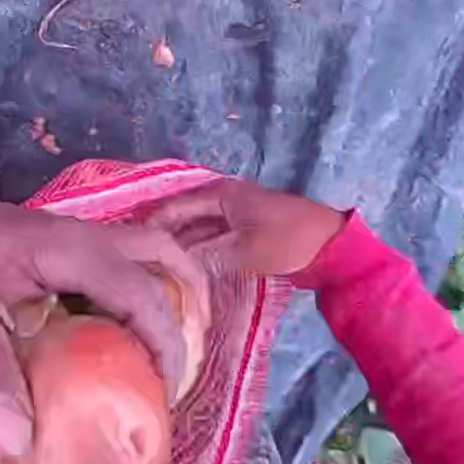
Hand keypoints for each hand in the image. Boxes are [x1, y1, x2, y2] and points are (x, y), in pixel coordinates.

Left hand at [0, 189, 207, 460]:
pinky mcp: (62, 255)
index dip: (165, 340)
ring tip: (164, 357)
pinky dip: (140, 299)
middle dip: (189, 307)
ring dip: (170, 298)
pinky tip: (118, 342)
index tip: (161, 395)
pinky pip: (121, 270)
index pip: (141, 287)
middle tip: (180, 369)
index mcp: (68, 249)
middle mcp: (84, 238)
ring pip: (148, 257)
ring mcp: (75, 243)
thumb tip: (21, 438)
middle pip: (163, 256)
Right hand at [143, 179, 347, 276]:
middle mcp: (223, 199)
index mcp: (221, 194)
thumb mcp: (245, 250)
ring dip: (181, 245)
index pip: (176, 207)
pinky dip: (199, 250)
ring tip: (156, 267)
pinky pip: (212, 237)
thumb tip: (174, 264)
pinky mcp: (244, 230)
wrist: (333, 244)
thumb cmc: (288, 240)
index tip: (130, 243)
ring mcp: (234, 214)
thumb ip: (207, 254)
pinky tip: (187, 268)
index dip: (153, 223)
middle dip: (163, 235)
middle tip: (138, 260)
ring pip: (197, 228)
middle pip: (184, 217)